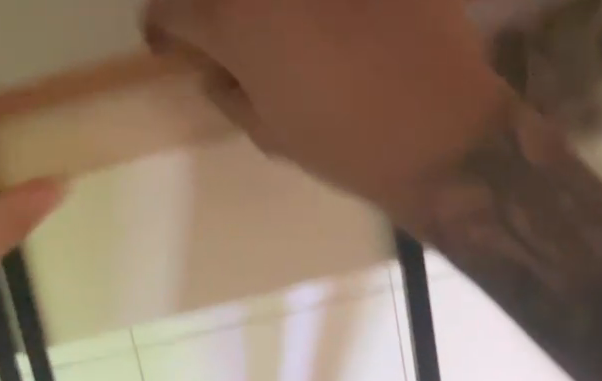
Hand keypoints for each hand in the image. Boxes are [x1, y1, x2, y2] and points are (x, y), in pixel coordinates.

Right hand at [145, 0, 512, 220]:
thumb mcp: (272, 134)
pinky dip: (318, 10)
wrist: (438, 128)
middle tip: (221, 30)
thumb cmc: (345, 146)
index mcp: (236, 24)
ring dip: (263, 10)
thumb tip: (215, 72)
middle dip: (209, 6)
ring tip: (277, 32)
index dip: (162, 27)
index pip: (173, 9)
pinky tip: (329, 27)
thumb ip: (230, 95)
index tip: (168, 43)